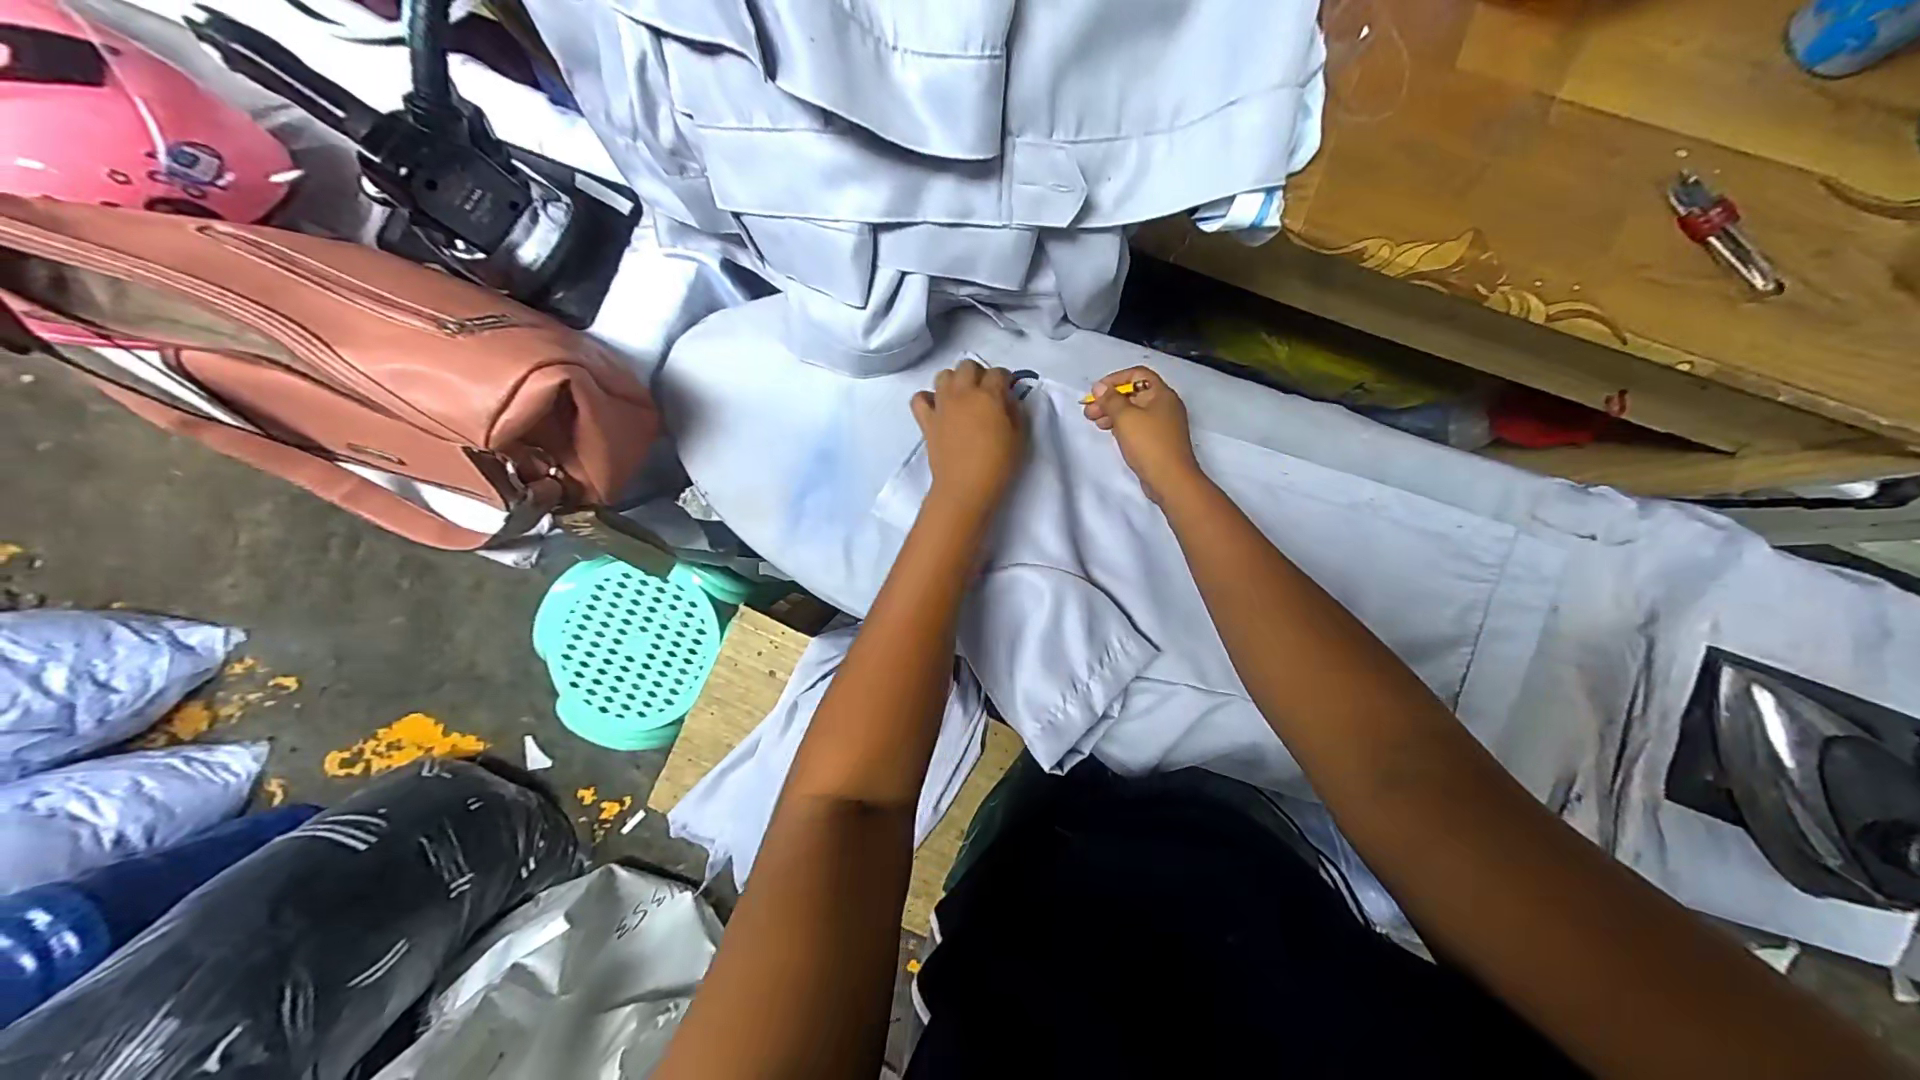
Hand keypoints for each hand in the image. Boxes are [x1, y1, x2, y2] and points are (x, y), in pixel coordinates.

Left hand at [911, 358, 1025, 517]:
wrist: (965, 487)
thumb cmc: (998, 464)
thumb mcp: (1019, 437)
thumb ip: (1015, 411)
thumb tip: (1007, 399)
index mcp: (988, 395)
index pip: (998, 372)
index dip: (1005, 379)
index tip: (1007, 391)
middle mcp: (963, 393)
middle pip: (968, 366)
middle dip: (979, 374)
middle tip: (986, 392)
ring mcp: (941, 405)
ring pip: (944, 375)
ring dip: (955, 381)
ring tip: (963, 398)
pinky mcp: (926, 420)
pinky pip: (919, 398)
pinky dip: (927, 398)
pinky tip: (938, 408)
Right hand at [1082, 366, 1201, 504]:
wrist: (1170, 479)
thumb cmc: (1148, 444)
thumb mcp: (1125, 418)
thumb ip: (1110, 400)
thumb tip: (1099, 387)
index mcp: (1161, 394)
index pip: (1137, 374)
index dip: (1115, 379)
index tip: (1097, 392)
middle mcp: (1165, 405)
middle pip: (1134, 393)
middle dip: (1109, 399)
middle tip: (1089, 410)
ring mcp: (1163, 424)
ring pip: (1134, 410)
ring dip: (1112, 413)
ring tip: (1094, 421)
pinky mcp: (1158, 440)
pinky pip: (1137, 425)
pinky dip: (1122, 425)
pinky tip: (1109, 431)